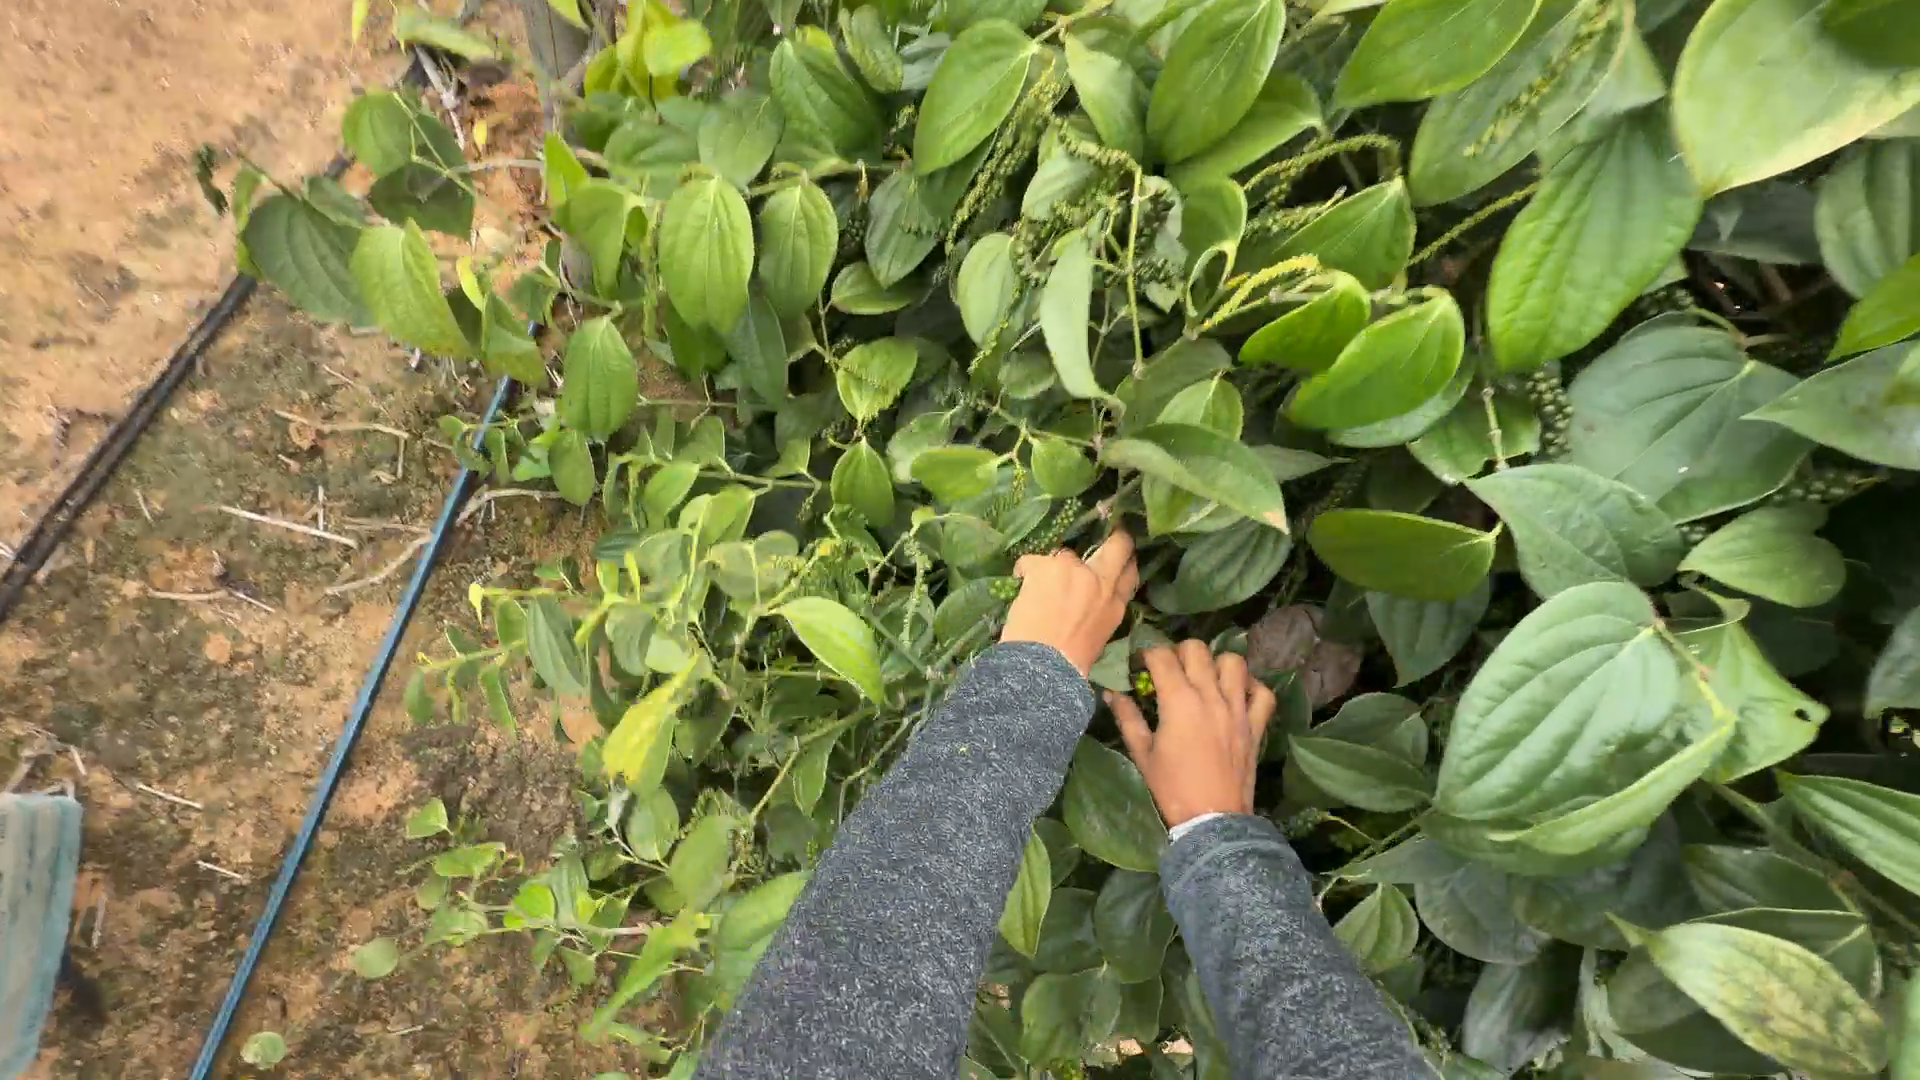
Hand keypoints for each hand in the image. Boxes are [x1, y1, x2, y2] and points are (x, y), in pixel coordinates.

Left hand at [1001, 529, 1139, 674]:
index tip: (1118, 554)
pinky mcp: (1046, 567)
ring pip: (1065, 556)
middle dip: (1114, 536)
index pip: (1130, 572)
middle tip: (1105, 532)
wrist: (1043, 667)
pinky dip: (1025, 570)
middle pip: (1116, 546)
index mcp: (1115, 605)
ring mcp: (1074, 571)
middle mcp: (1100, 583)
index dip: (1124, 559)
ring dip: (1053, 568)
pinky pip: (1032, 561)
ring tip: (1040, 587)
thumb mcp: (1098, 635)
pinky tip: (1019, 582)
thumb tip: (1088, 600)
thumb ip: (1099, 610)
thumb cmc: (1069, 662)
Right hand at [1107, 642, 1276, 826]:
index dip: (1147, 654)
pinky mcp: (1256, 725)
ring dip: (1215, 662)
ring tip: (1204, 676)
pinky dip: (1251, 687)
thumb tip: (1111, 693)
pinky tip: (1236, 693)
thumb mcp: (1142, 753)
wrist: (1212, 820)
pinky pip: (1263, 693)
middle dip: (1178, 651)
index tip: (1140, 664)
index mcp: (1179, 701)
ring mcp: (1237, 709)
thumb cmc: (1172, 787)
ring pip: (1233, 662)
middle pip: (1197, 649)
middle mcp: (1210, 696)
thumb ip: (1127, 717)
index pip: (1162, 656)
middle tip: (1170, 668)